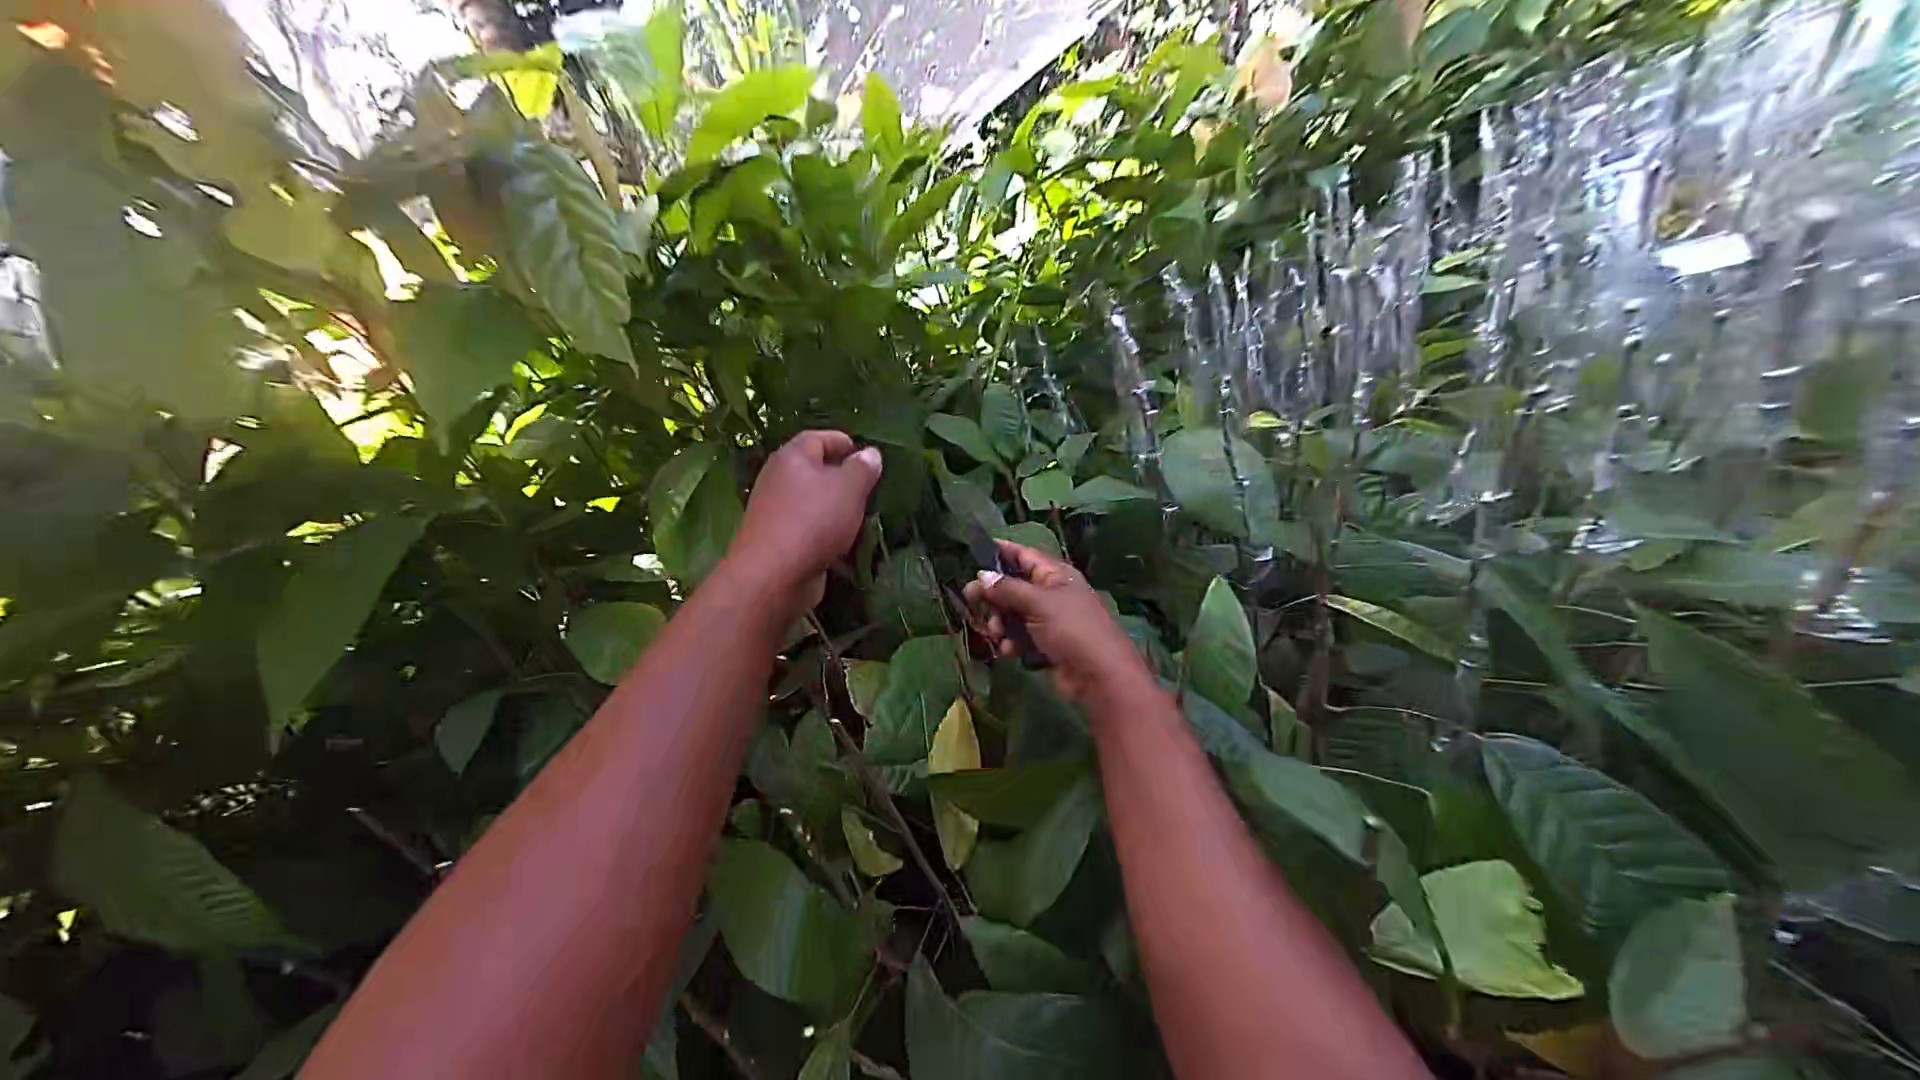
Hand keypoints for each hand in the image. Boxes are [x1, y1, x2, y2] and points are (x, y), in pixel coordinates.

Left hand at [724, 430, 881, 607]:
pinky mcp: (779, 541)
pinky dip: (828, 533)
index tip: (867, 455)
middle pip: (815, 471)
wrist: (773, 575)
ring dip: (837, 508)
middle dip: (843, 478)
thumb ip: (863, 468)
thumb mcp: (849, 488)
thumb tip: (870, 453)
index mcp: (792, 457)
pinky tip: (847, 544)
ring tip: (865, 516)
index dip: (844, 442)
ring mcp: (776, 512)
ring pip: (813, 502)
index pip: (819, 438)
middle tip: (870, 487)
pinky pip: (810, 529)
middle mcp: (779, 480)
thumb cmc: (814, 521)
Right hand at [963, 540, 1154, 706]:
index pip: (1024, 555)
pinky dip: (1010, 641)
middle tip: (971, 601)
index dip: (1000, 552)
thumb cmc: (1072, 629)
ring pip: (1012, 613)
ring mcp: (1048, 620)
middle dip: (993, 595)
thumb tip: (982, 575)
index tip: (974, 554)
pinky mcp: (1044, 644)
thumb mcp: (1039, 603)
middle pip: (1013, 586)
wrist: (1099, 676)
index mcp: (1055, 575)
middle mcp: (1051, 593)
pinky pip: (1018, 636)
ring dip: (999, 621)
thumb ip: (1008, 588)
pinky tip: (1006, 650)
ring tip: (994, 632)